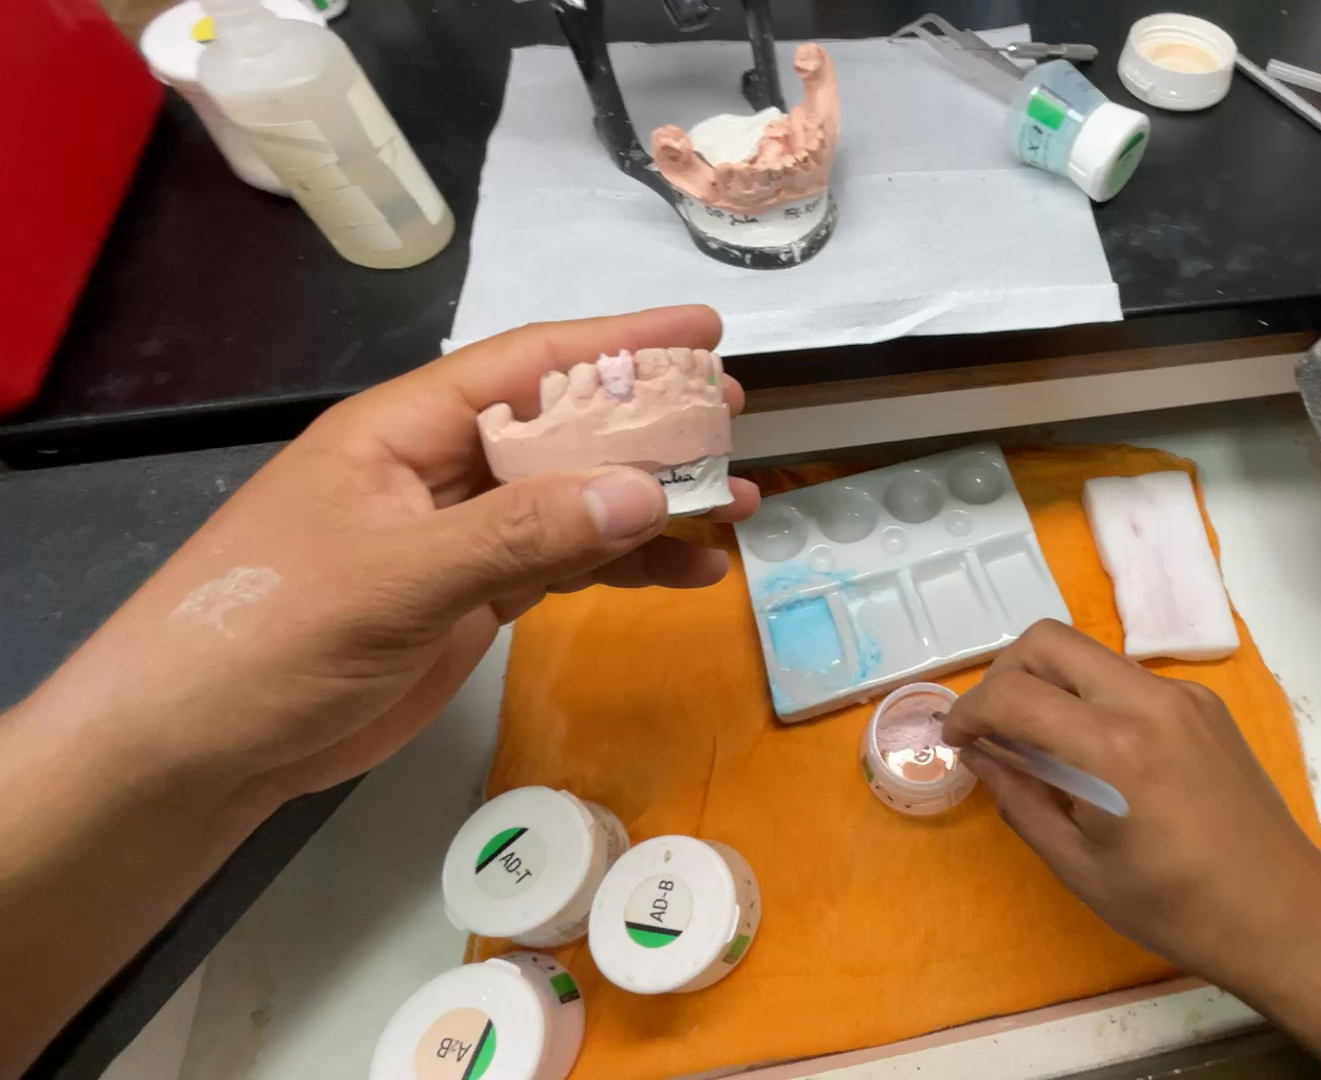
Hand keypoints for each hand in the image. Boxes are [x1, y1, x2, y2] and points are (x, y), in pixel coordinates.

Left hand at [29, 305, 757, 806]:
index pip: (531, 366)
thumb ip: (521, 531)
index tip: (701, 331)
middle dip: (656, 421)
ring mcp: (477, 532)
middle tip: (732, 413)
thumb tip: (644, 493)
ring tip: (738, 502)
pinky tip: (693, 571)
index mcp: (411, 430)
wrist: (203, 754)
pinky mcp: (492, 587)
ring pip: (587, 500)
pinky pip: (581, 562)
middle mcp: (452, 468)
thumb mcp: (395, 578)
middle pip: (574, 428)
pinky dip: (637, 565)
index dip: (620, 342)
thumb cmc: (267, 639)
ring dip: (661, 503)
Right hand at [940, 620, 1320, 997]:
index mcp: (1115, 750)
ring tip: (1040, 738)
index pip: (1015, 695)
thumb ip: (1019, 797)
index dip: (969, 710)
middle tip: (993, 724)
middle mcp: (1148, 700)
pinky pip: (1124, 676)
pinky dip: (1089, 695)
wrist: (1284, 909)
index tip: (956, 738)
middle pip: (1048, 640)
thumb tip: (978, 753)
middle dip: (1003, 673)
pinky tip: (1097, 748)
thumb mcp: (1078, 867)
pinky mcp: (1201, 698)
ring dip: (1047, 681)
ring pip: (1087, 652)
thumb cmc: (1176, 907)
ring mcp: (1180, 693)